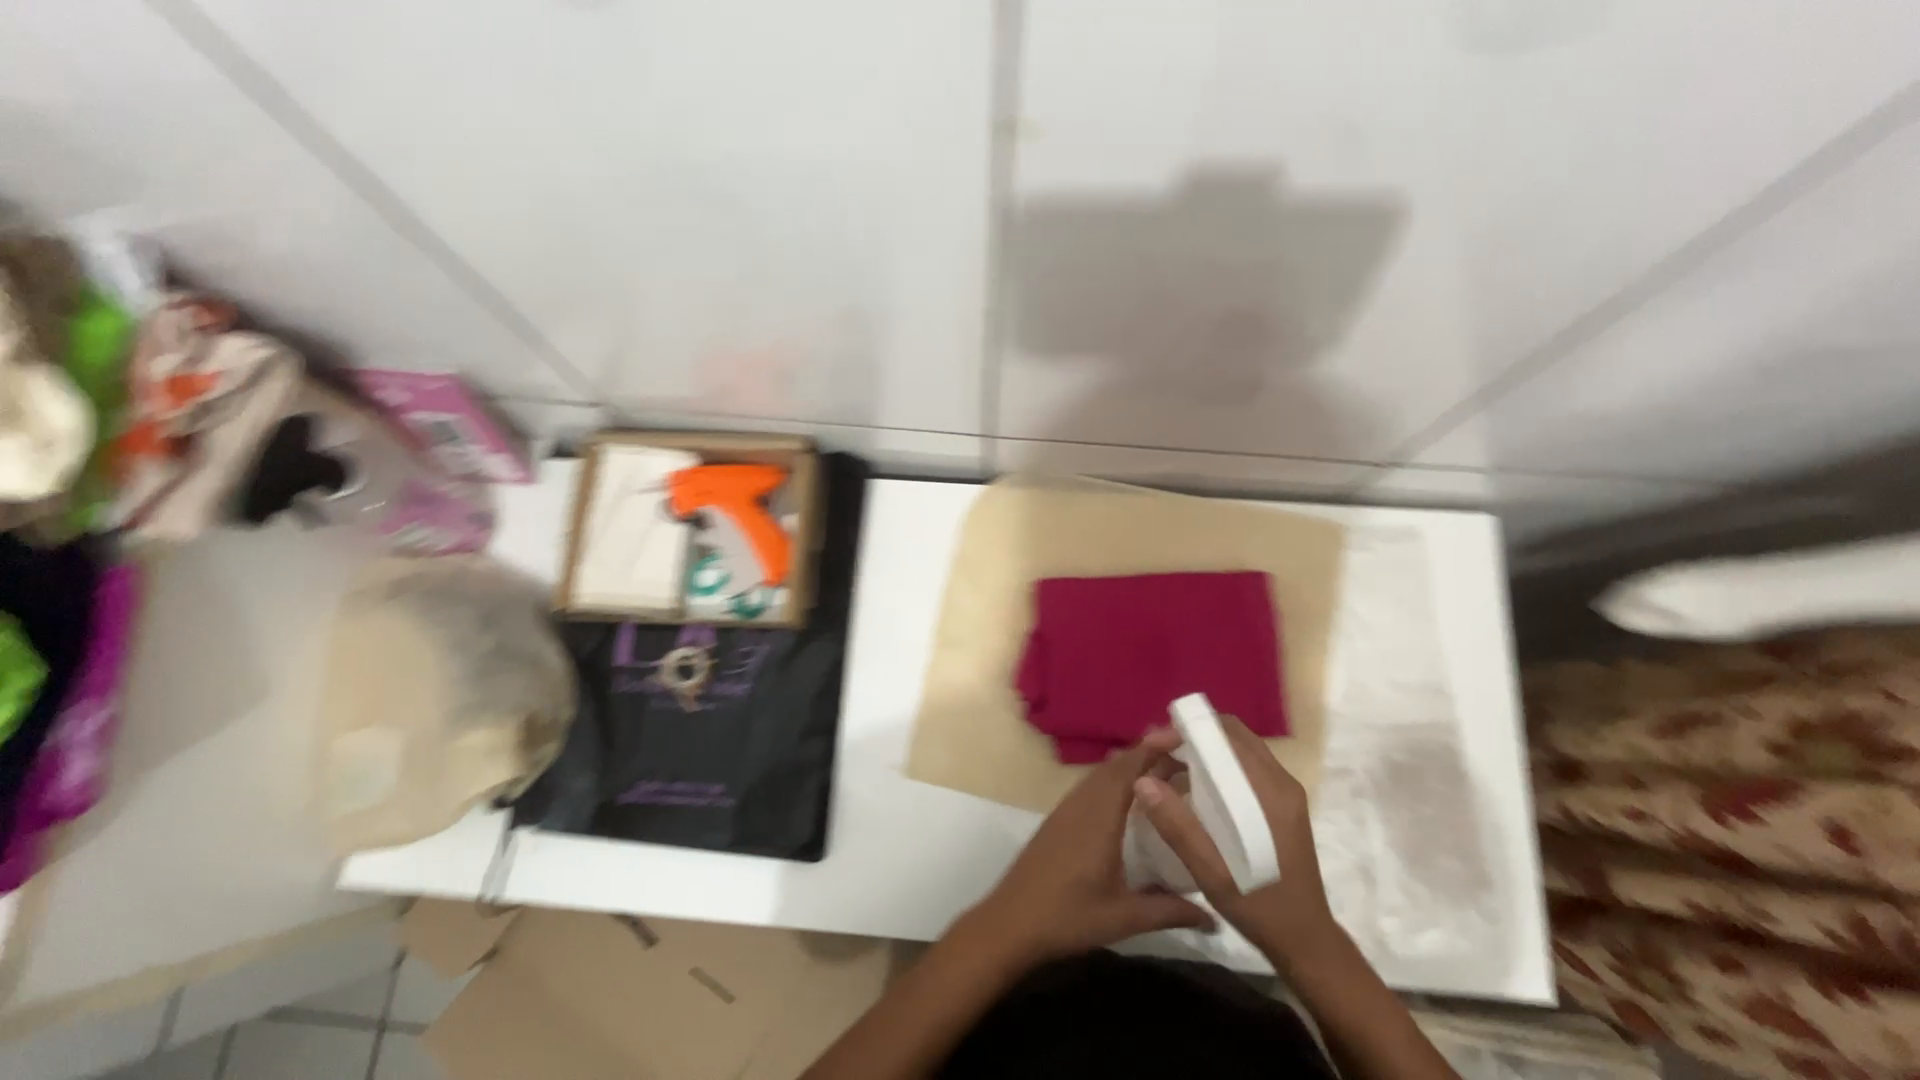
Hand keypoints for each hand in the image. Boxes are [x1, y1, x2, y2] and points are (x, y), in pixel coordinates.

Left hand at [959, 728, 1215, 967]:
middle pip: (1114, 767)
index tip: (1180, 736)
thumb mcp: (1123, 918)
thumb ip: (1169, 911)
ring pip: (1100, 777)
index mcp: (1098, 818)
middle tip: (1183, 753)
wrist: (1009, 923)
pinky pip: (1089, 789)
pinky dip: (1112, 783)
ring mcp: (1065, 812)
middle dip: (1147, 754)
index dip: (1152, 749)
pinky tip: (1128, 802)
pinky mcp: (1056, 822)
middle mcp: (1080, 806)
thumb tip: (1213, 916)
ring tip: (1162, 771)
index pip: (1127, 770)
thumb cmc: (1067, 917)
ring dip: (1128, 768)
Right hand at [1132, 711, 1340, 974]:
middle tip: (1154, 752)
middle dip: (1191, 737)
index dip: (1188, 730)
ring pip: (1239, 752)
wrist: (1305, 941)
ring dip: (1202, 751)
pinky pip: (1245, 771)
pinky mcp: (1280, 807)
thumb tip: (1142, 782)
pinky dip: (1216, 769)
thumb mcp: (1213, 873)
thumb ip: (1179, 827)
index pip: (1229, 735)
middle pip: (1234, 738)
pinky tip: (1190, 789)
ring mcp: (1284, 794)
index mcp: (1271, 792)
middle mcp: (1282, 784)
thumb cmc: (1260, 907)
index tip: (1154, 743)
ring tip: (1165, 767)